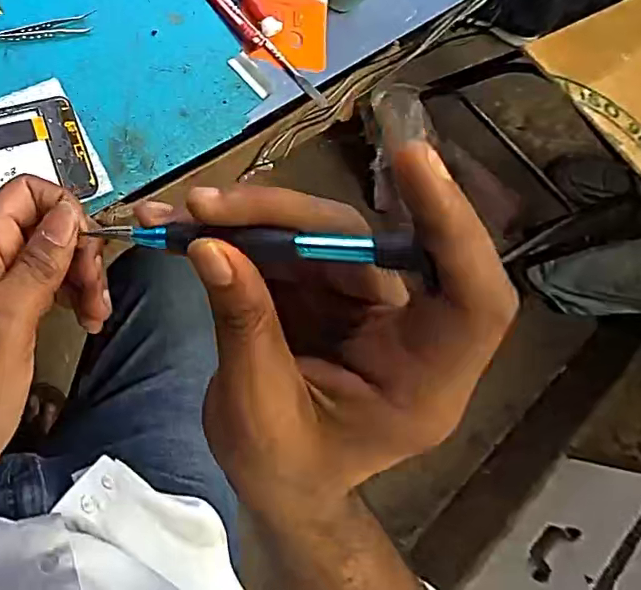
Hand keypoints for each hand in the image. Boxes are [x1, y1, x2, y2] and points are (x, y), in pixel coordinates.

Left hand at [0, 175, 108, 529]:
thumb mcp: (4, 326)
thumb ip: (37, 265)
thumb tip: (69, 212)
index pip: (27, 190)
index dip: (63, 209)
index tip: (86, 252)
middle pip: (47, 220)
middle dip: (80, 248)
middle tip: (94, 294)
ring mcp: (2, 282)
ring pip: (55, 250)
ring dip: (83, 275)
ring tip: (94, 315)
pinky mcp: (13, 308)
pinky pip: (51, 281)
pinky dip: (74, 294)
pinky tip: (86, 319)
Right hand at [158, 143, 516, 531]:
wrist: (270, 482)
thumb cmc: (285, 469)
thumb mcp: (261, 411)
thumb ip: (244, 325)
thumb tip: (210, 246)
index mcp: (421, 375)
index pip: (469, 296)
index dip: (450, 225)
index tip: (412, 159)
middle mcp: (394, 321)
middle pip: (351, 241)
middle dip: (277, 215)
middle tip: (204, 205)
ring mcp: (348, 296)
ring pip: (302, 229)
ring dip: (237, 216)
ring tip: (175, 214)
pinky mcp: (306, 282)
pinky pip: (266, 240)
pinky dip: (220, 231)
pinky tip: (171, 223)